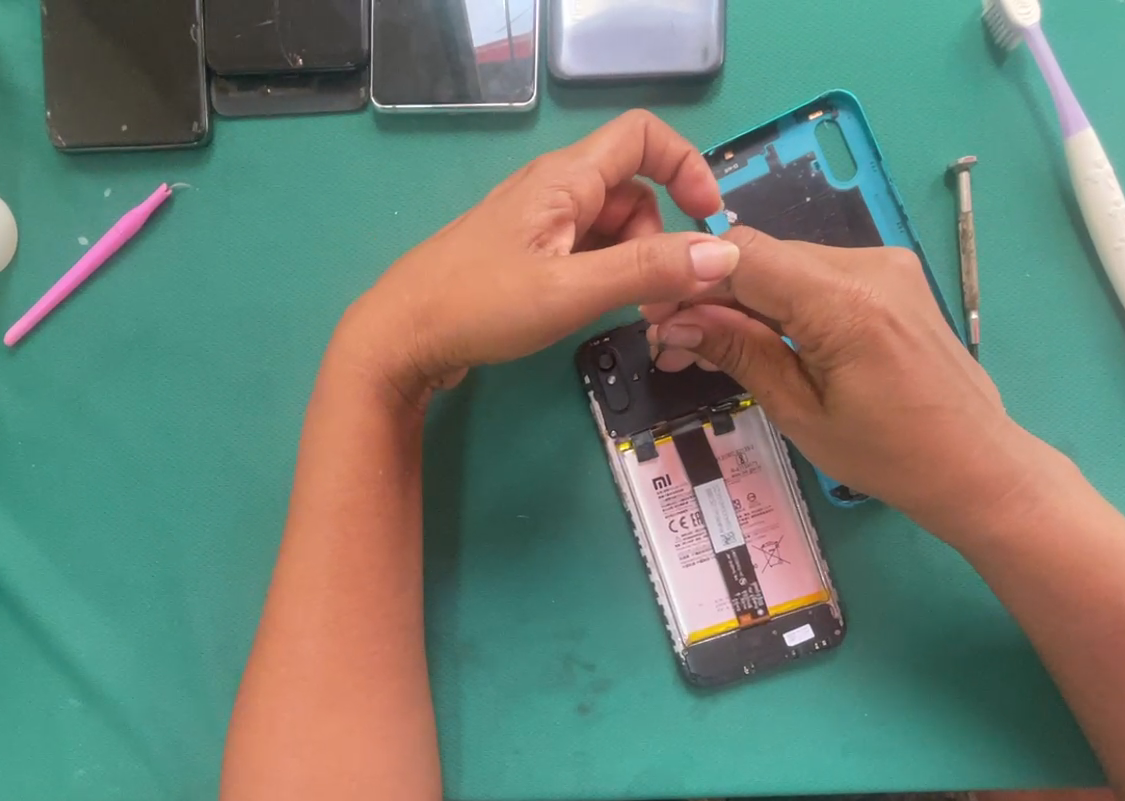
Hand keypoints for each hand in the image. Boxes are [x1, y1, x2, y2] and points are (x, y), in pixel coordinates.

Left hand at [334, 110, 735, 405]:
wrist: (401, 338)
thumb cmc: (481, 306)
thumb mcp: (571, 290)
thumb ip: (646, 270)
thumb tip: (723, 254)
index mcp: (565, 180)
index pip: (643, 137)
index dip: (686, 166)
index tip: (709, 219)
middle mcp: (552, 191)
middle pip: (631, 194)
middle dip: (660, 239)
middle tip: (662, 301)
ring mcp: (533, 227)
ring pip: (606, 230)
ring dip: (632, 265)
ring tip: (633, 315)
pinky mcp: (521, 259)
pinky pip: (579, 255)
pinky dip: (602, 278)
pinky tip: (597, 313)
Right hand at [646, 228, 1054, 538]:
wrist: (973, 462)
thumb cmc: (885, 454)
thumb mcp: (797, 411)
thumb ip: (739, 353)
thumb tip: (675, 324)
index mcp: (845, 300)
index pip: (745, 256)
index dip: (691, 279)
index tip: (656, 317)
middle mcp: (868, 264)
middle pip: (762, 255)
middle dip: (709, 295)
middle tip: (674, 343)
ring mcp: (884, 266)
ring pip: (784, 265)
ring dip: (740, 301)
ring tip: (707, 350)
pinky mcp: (890, 279)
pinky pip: (813, 278)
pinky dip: (775, 304)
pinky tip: (754, 340)